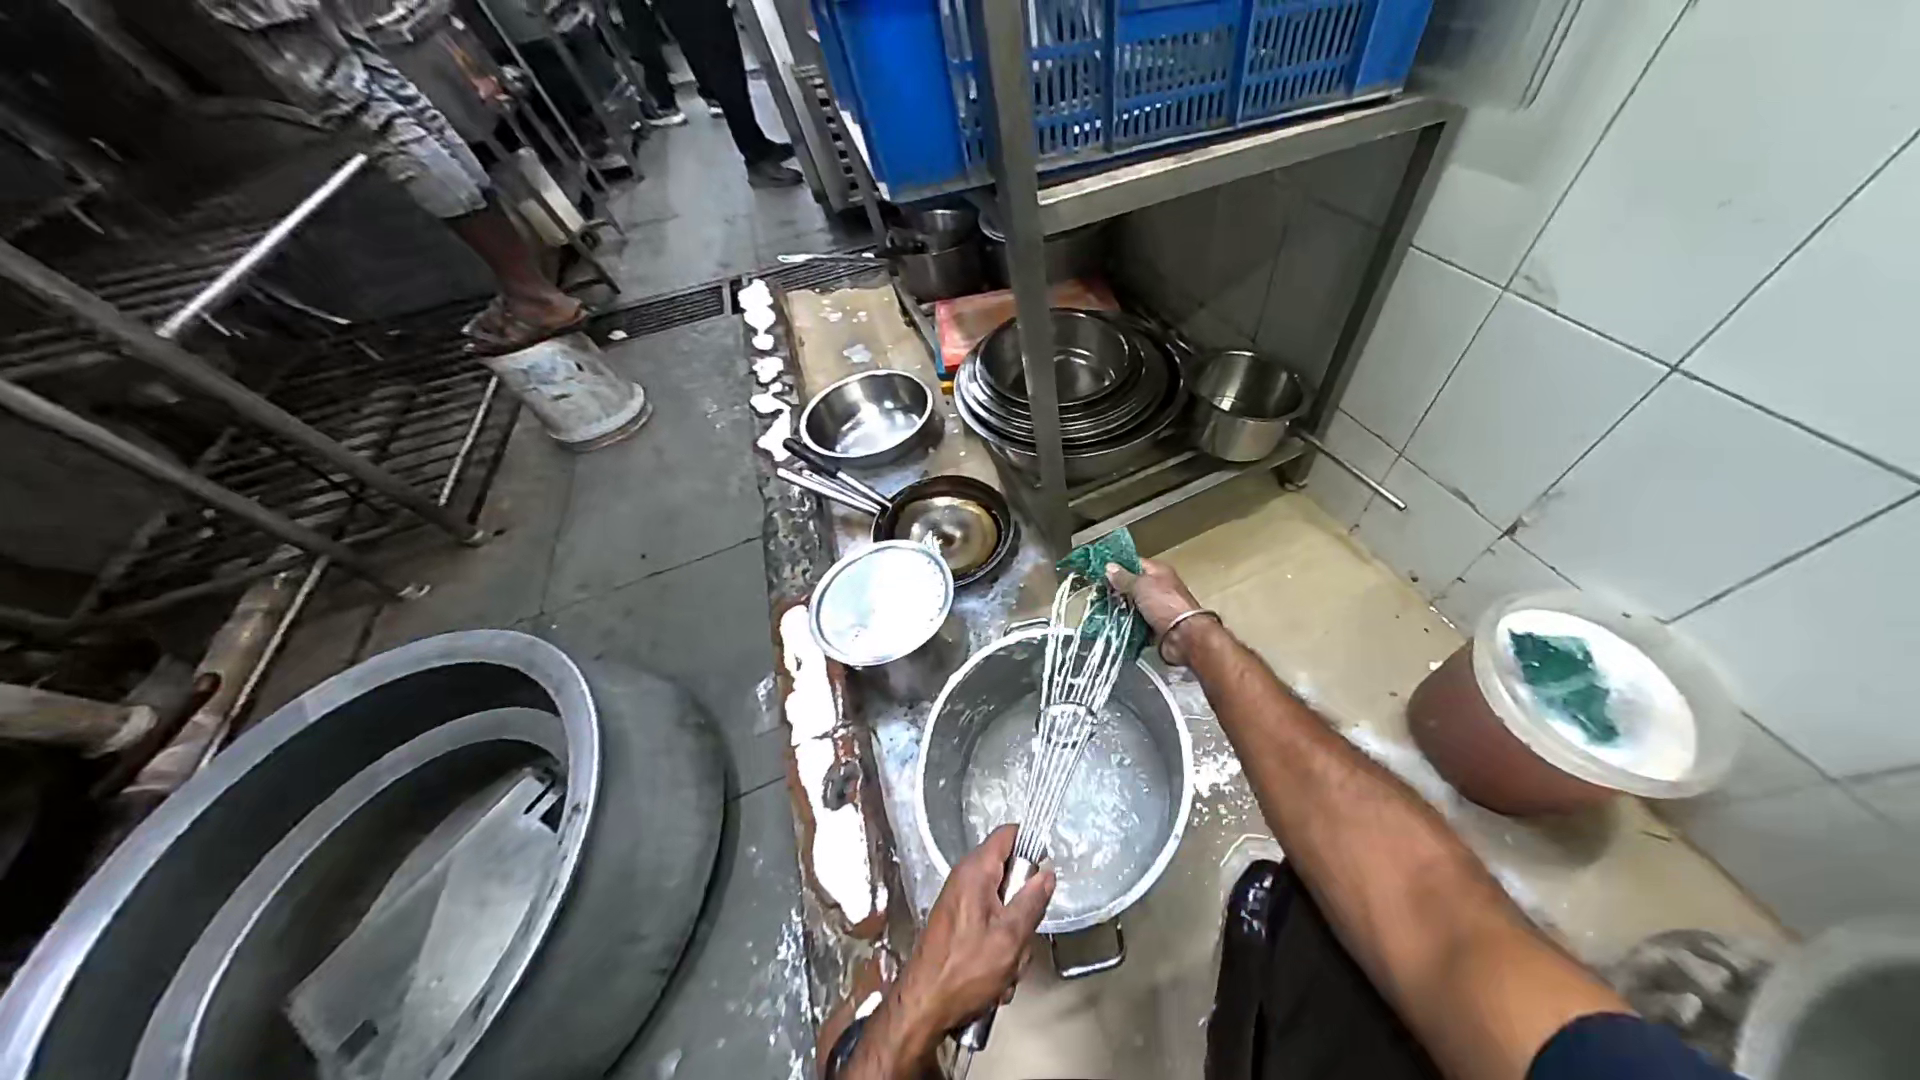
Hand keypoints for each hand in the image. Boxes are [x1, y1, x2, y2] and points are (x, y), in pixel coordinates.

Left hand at [896, 824, 1054, 1037]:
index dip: (1031, 844)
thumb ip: (1032, 901)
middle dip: (1024, 905)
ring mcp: (961, 901)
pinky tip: (996, 975)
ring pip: (1003, 905)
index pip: (1008, 834)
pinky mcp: (959, 923)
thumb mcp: (1010, 937)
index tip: (1045, 869)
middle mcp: (965, 879)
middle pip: (1009, 874)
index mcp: (975, 871)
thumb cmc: (963, 971)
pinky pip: (991, 924)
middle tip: (1023, 933)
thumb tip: (1047, 873)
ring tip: (1007, 963)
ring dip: (1013, 935)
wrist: (923, 1006)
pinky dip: (999, 947)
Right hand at [1105, 558, 1210, 664]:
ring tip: (1100, 609)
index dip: (1118, 567)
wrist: (1184, 637)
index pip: (1134, 563)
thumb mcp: (1141, 585)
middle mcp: (1159, 587)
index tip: (1100, 573)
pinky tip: (1112, 623)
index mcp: (1159, 572)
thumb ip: (1124, 577)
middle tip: (1098, 593)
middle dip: (1116, 590)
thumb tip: (1109, 566)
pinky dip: (1126, 622)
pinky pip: (1135, 621)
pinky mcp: (1154, 625)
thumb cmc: (1165, 604)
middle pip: (1133, 585)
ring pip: (1132, 604)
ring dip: (1119, 608)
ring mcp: (1157, 607)